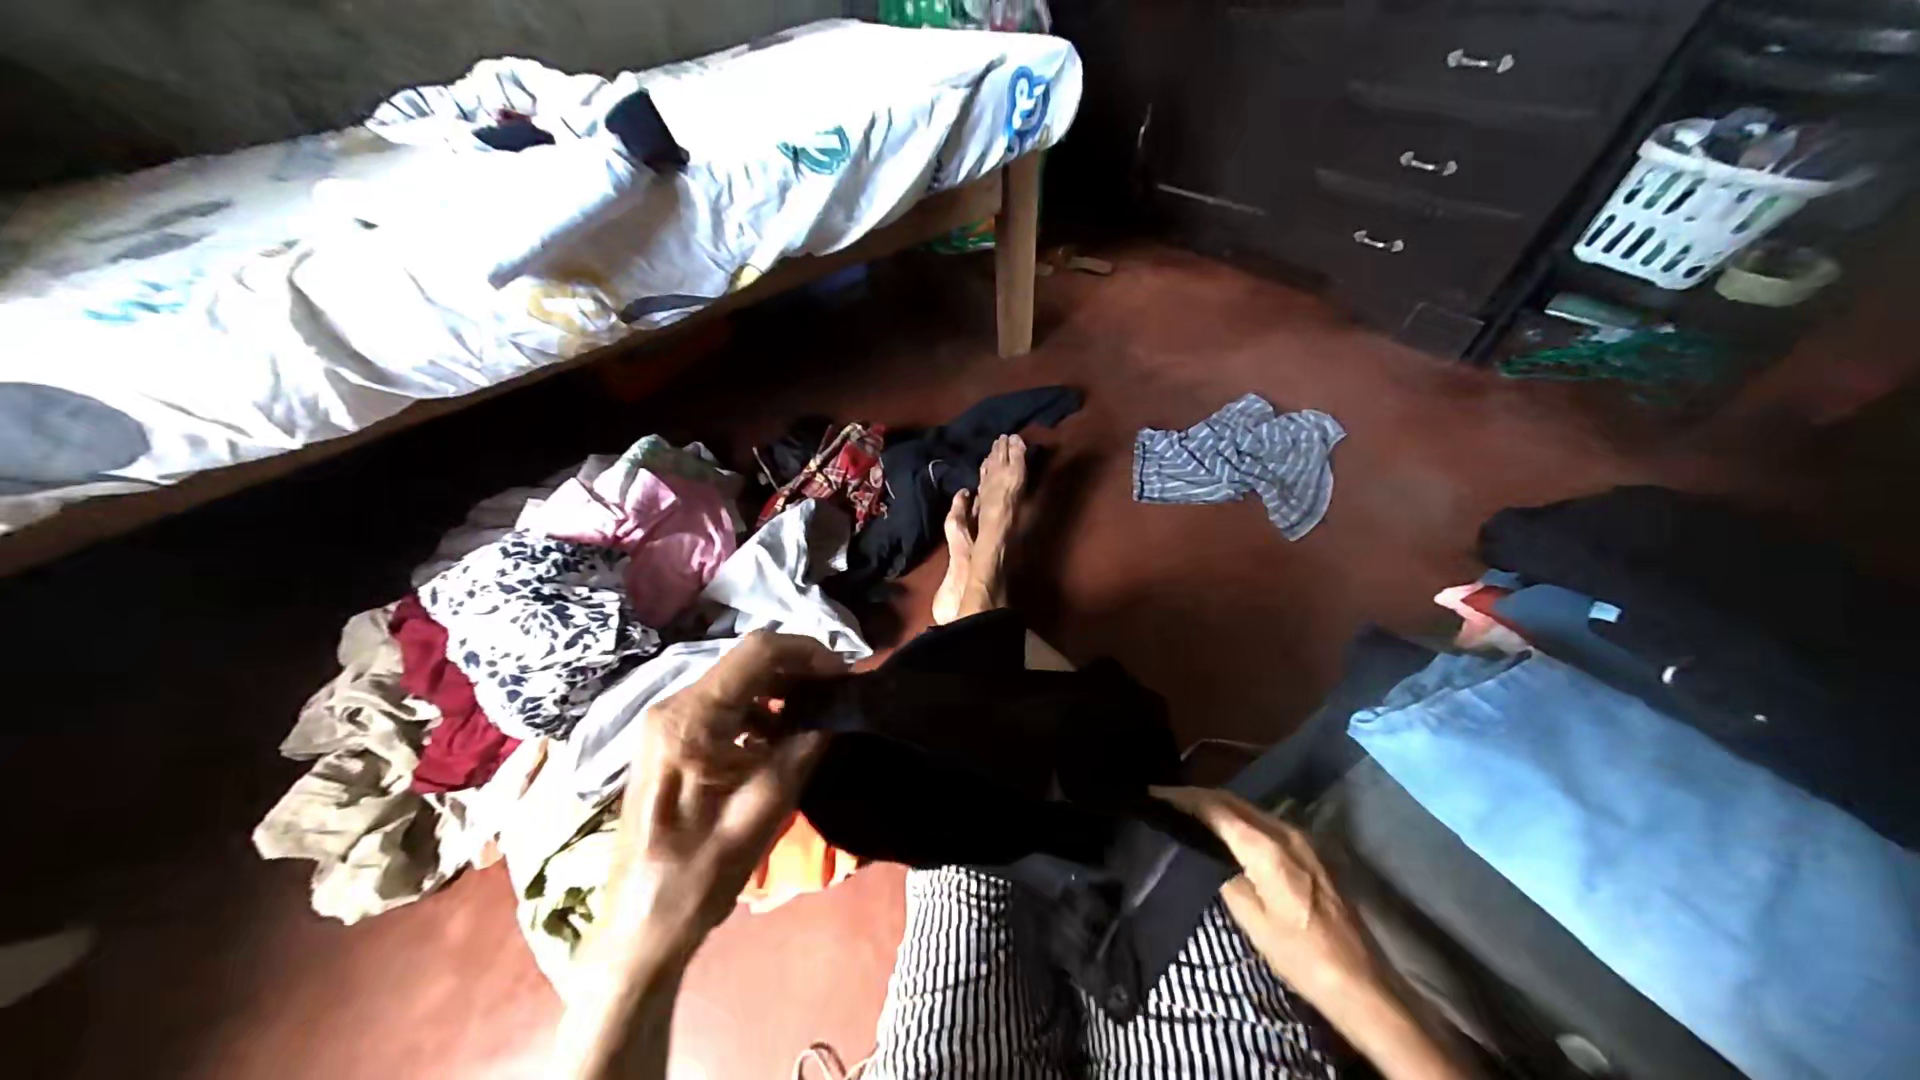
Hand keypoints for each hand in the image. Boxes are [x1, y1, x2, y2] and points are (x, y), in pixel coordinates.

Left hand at [602, 631, 845, 957]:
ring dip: (781, 689)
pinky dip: (760, 710)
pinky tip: (782, 738)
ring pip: (737, 680)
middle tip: (837, 696)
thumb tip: (836, 712)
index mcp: (690, 720)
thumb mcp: (763, 811)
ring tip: (817, 716)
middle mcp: (672, 707)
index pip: (758, 652)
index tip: (844, 676)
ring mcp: (666, 723)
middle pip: (747, 661)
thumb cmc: (698, 876)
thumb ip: (803, 750)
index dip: (809, 653)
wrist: (638, 927)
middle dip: (799, 669)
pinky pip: (724, 705)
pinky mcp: (670, 740)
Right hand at [1154, 786, 1379, 996]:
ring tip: (1186, 811)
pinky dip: (1237, 819)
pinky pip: (1264, 822)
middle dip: (1196, 796)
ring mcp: (1301, 839)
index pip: (1216, 807)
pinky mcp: (1309, 851)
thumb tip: (1200, 850)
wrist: (1362, 983)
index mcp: (1267, 846)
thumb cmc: (1300, 955)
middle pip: (1232, 800)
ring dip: (1217, 805)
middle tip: (1163, 799)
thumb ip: (1223, 874)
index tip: (1153, 793)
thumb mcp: (1251, 919)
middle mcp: (1285, 831)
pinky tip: (1223, 831)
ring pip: (1249, 809)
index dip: (1182, 797)